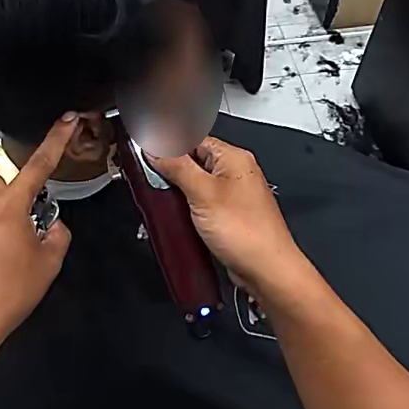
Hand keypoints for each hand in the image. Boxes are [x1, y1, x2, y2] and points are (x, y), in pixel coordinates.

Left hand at [0, 114, 79, 351]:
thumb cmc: (4, 296)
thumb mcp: (48, 265)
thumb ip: (57, 235)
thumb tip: (52, 226)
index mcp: (9, 206)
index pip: (39, 164)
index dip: (57, 139)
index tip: (67, 119)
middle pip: (5, 181)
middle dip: (19, 195)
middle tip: (27, 227)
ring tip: (3, 252)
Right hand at [148, 138, 313, 295]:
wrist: (266, 270)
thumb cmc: (247, 233)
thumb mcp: (203, 194)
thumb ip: (177, 166)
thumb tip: (155, 147)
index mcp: (233, 158)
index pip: (191, 138)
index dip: (165, 145)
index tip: (143, 156)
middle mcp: (234, 173)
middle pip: (190, 161)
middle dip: (167, 173)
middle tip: (151, 186)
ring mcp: (230, 195)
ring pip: (192, 185)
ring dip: (174, 195)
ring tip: (161, 205)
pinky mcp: (226, 216)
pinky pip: (199, 205)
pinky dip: (184, 211)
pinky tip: (175, 219)